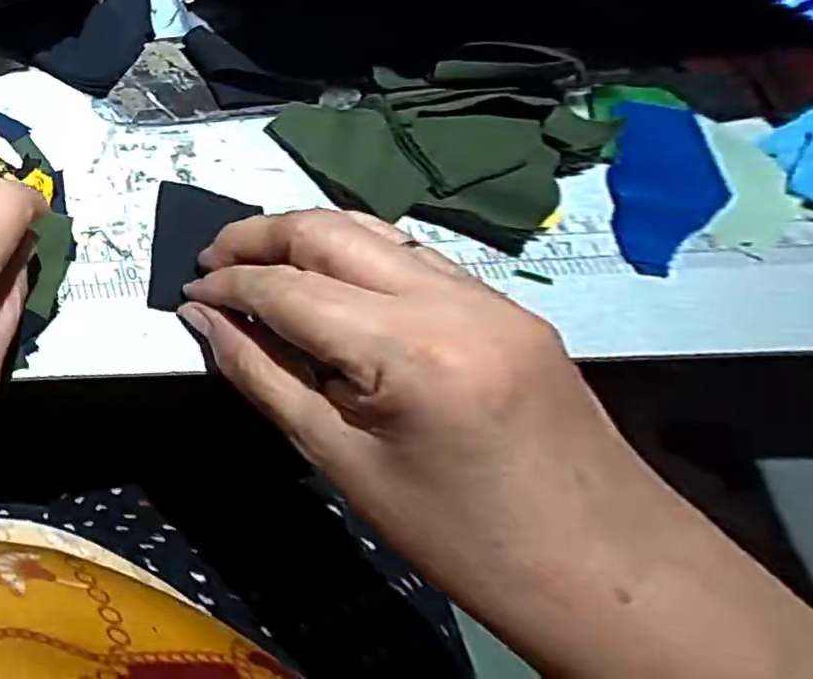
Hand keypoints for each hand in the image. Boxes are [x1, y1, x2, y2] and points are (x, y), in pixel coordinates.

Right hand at [177, 210, 812, 678]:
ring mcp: (486, 295)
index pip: (288, 288)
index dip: (227, 287)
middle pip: (325, 231)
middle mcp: (451, 302)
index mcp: (411, 351)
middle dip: (254, 237)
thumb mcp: (341, 461)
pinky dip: (347, 251)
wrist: (623, 584)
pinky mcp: (504, 303)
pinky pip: (405, 252)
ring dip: (299, 235)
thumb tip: (204, 321)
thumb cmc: (464, 540)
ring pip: (366, 227)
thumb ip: (261, 376)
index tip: (189, 295)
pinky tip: (320, 276)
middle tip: (210, 262)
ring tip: (253, 260)